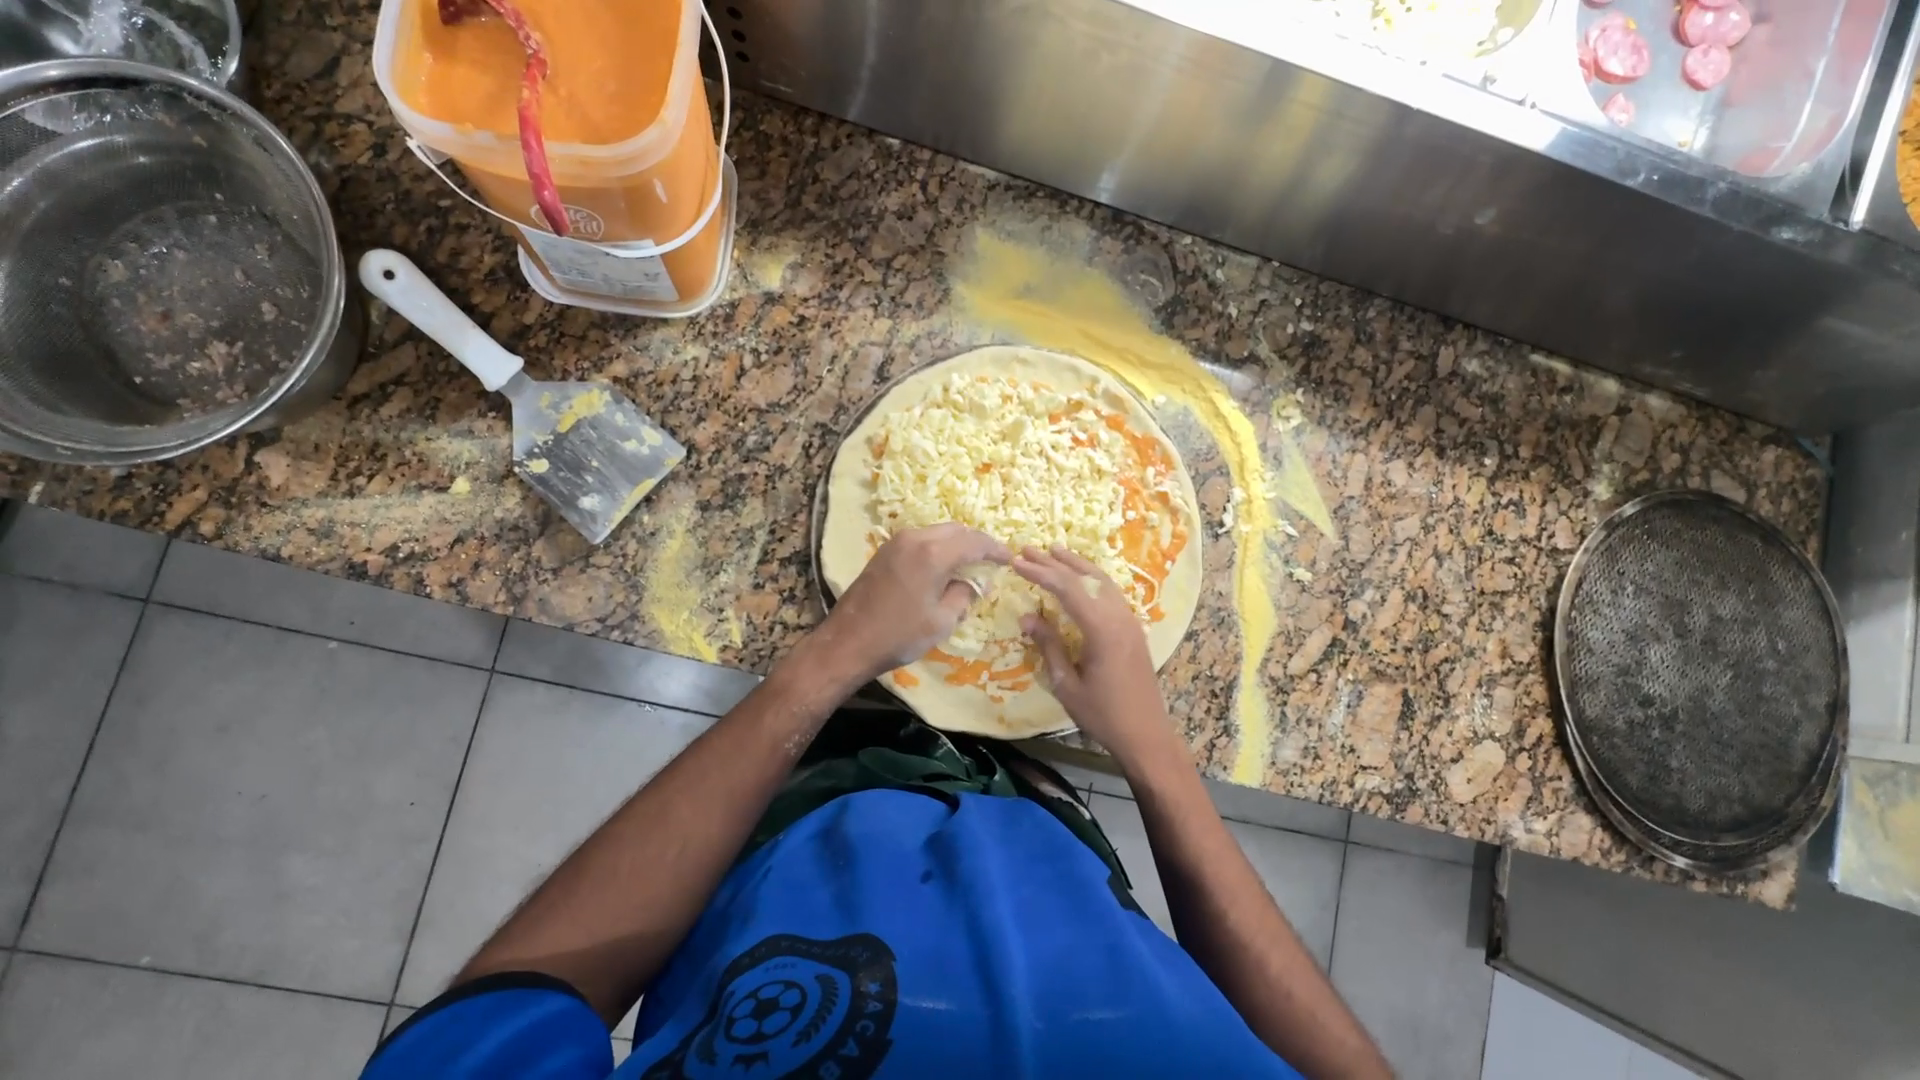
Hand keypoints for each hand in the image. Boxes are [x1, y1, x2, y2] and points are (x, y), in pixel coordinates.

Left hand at [817, 524, 1010, 681]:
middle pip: (955, 530)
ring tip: (969, 564)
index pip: (974, 542)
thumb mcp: (942, 621)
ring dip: (955, 544)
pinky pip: (920, 541)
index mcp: (933, 553)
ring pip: (936, 533)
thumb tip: (974, 582)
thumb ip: (964, 594)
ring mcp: (896, 543)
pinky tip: (942, 567)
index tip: (1009, 558)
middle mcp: (915, 539)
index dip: (995, 549)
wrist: (848, 642)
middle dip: (976, 543)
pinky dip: (937, 548)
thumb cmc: (898, 635)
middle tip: (990, 561)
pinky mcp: (884, 552)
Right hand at [1015, 546, 1178, 764]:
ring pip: (1102, 581)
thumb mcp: (1066, 684)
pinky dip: (1092, 578)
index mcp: (1102, 629)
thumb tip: (1027, 617)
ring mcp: (1130, 622)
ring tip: (1055, 551)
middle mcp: (1119, 617)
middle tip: (1028, 549)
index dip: (1040, 573)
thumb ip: (1049, 646)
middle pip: (1086, 578)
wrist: (1146, 734)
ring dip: (1077, 565)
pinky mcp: (1134, 630)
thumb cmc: (1103, 715)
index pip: (1067, 588)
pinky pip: (1112, 593)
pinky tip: (1082, 577)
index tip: (1016, 562)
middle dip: (1055, 562)